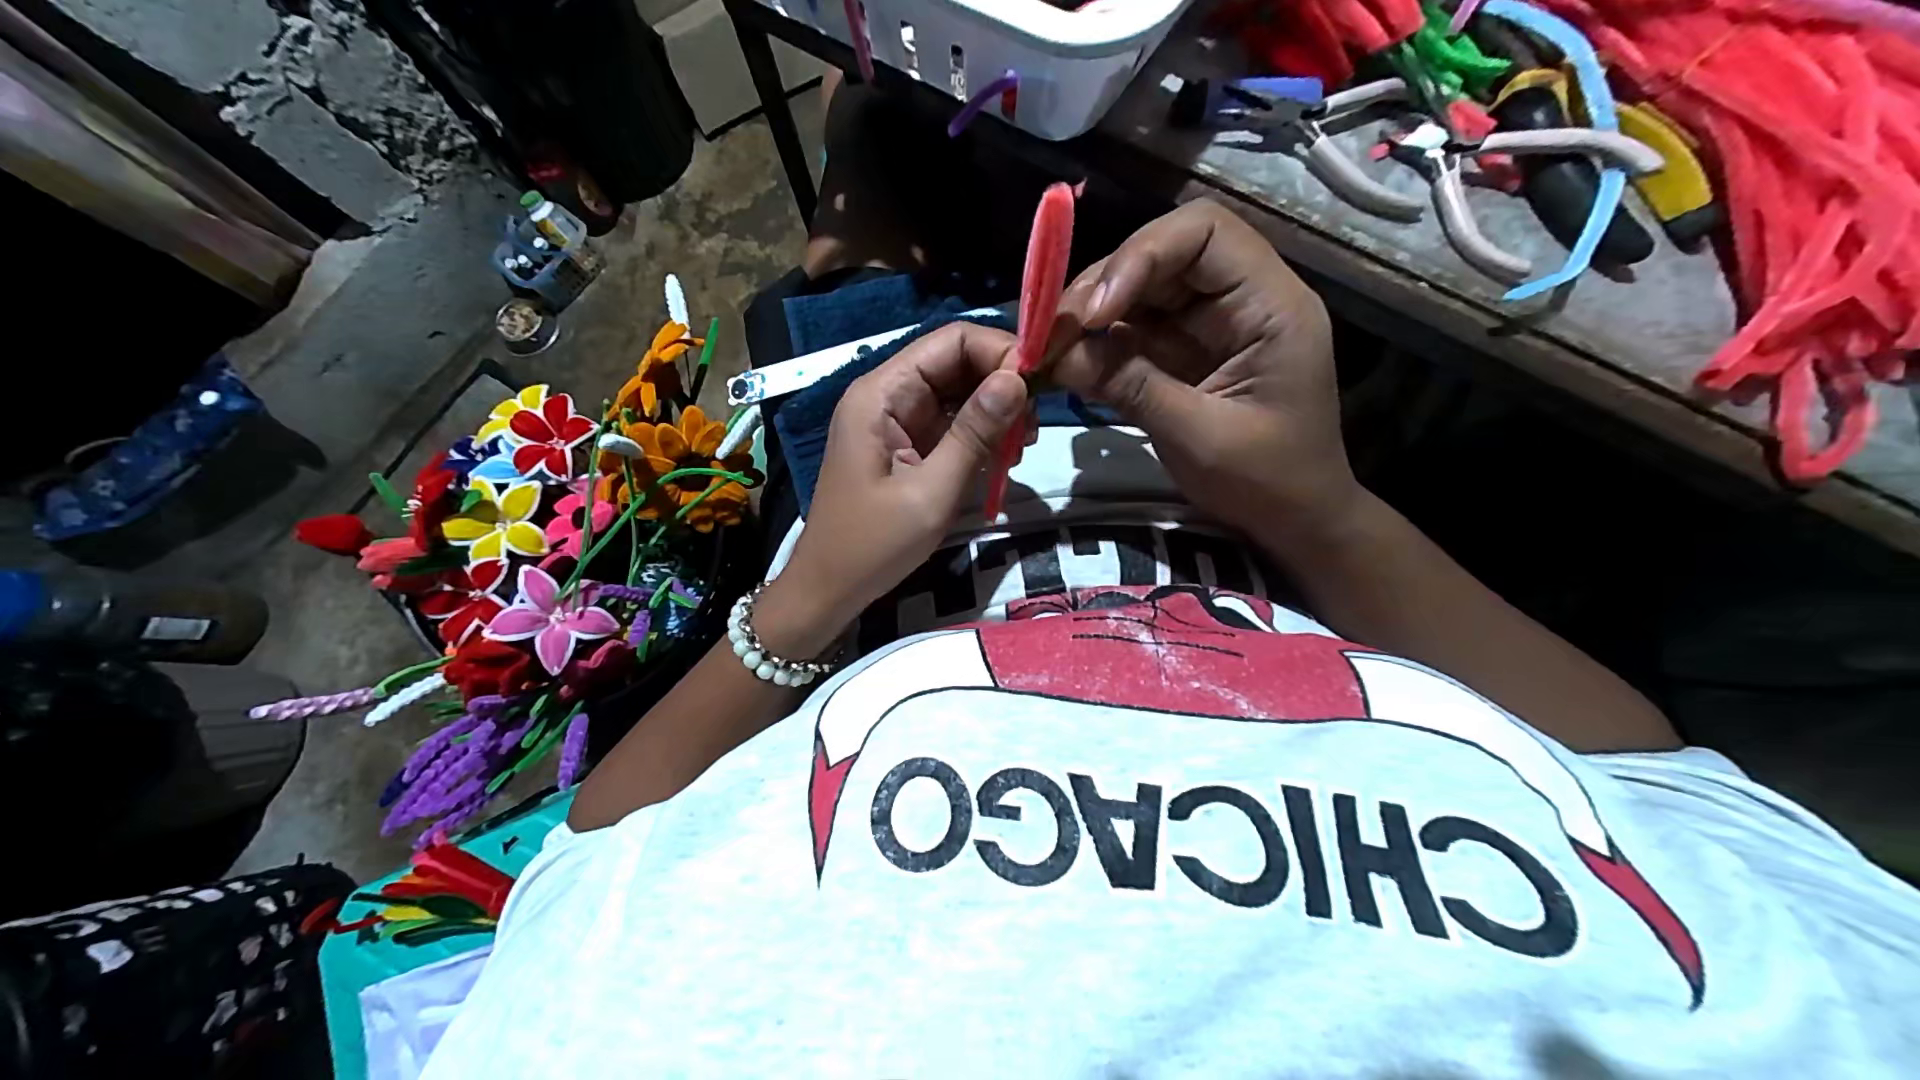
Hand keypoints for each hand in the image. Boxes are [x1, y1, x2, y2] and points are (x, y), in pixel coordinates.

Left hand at [774, 322, 1027, 643]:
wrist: (830, 588)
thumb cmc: (873, 544)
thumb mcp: (931, 491)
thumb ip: (974, 433)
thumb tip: (1017, 379)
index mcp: (882, 393)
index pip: (951, 340)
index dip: (999, 351)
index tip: (1039, 386)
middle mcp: (889, 395)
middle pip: (957, 363)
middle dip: (1002, 385)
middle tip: (1033, 427)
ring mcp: (897, 420)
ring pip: (959, 393)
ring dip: (996, 413)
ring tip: (1021, 447)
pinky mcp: (907, 445)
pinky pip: (951, 424)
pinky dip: (981, 435)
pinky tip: (1004, 459)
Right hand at [1052, 200, 1359, 549]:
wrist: (1292, 519)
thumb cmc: (1265, 481)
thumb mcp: (1198, 437)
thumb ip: (1131, 388)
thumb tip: (1059, 355)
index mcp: (1269, 305)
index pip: (1204, 233)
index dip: (1142, 254)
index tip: (1094, 310)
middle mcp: (1239, 299)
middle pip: (1163, 255)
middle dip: (1104, 285)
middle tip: (1053, 331)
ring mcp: (1208, 325)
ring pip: (1141, 290)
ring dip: (1091, 313)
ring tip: (1051, 348)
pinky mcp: (1183, 353)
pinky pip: (1133, 330)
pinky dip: (1097, 343)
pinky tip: (1067, 362)